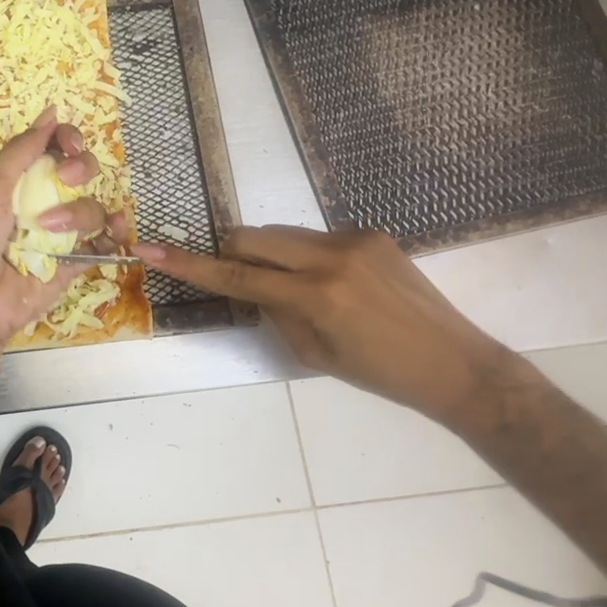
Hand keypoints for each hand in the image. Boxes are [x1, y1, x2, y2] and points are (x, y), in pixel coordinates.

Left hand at [0, 109, 128, 346]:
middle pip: (78, 172)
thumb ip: (21, 151)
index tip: (71, 145)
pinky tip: (115, 233)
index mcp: (13, 182)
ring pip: (91, 207)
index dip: (66, 140)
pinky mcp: (70, 265)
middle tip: (68, 178)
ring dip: (80, 213)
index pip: (49, 148)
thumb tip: (50, 113)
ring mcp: (56, 235)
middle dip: (80, 168)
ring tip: (52, 230)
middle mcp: (37, 204)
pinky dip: (114, 235)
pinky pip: (102, 243)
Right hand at [136, 226, 509, 419]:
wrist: (456, 364)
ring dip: (273, 256)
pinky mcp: (373, 233)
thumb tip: (250, 284)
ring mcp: (354, 240)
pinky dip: (308, 256)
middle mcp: (331, 259)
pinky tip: (339, 284)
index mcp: (315, 298)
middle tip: (243, 281)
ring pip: (281, 234)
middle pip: (250, 237)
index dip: (188, 264)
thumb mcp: (313, 354)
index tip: (150, 249)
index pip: (235, 276)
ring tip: (304, 290)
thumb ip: (273, 312)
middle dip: (233, 254)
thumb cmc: (379, 372)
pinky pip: (316, 236)